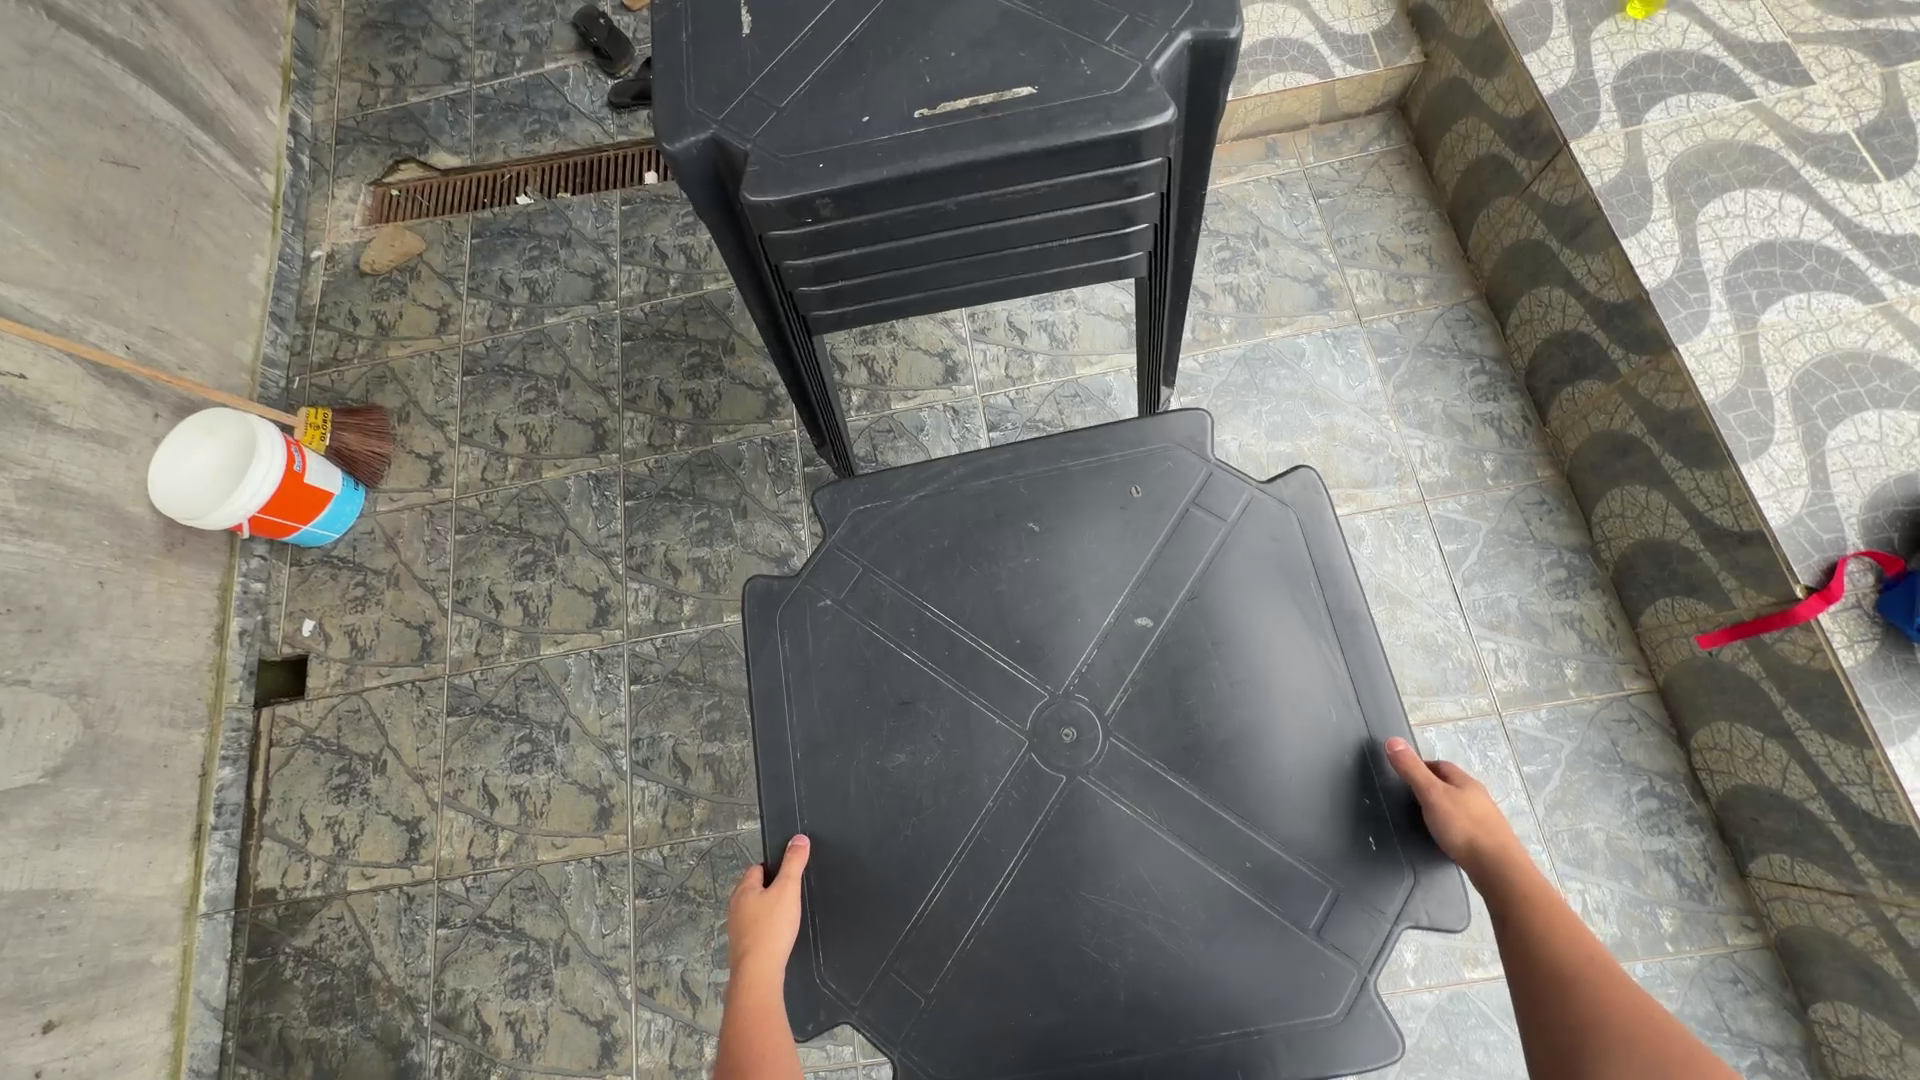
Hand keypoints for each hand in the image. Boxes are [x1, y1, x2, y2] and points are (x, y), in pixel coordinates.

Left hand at [728, 834, 810, 985]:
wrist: (758, 974)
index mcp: (743, 890)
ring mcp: (737, 929)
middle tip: (792, 895)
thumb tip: (799, 838)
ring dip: (769, 911)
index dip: (774, 868)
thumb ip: (794, 863)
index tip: (790, 875)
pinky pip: (756, 929)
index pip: (757, 868)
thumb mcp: (788, 889)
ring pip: (755, 911)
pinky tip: (779, 936)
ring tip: (788, 916)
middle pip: (755, 889)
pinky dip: (766, 929)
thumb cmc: (772, 927)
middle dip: (771, 890)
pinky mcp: (742, 947)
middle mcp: (735, 907)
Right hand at [1384, 737, 1524, 878]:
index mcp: (1465, 782)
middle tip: (1409, 797)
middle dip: (1431, 786)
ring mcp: (1485, 819)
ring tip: (1424, 818)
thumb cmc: (1462, 826)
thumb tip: (1392, 740)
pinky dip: (1452, 825)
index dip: (1420, 766)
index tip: (1403, 776)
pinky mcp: (1487, 839)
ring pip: (1458, 805)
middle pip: (1450, 784)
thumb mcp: (1431, 794)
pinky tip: (1445, 837)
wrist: (1498, 868)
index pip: (1440, 765)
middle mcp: (1478, 796)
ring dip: (1442, 807)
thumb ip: (1412, 770)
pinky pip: (1464, 825)